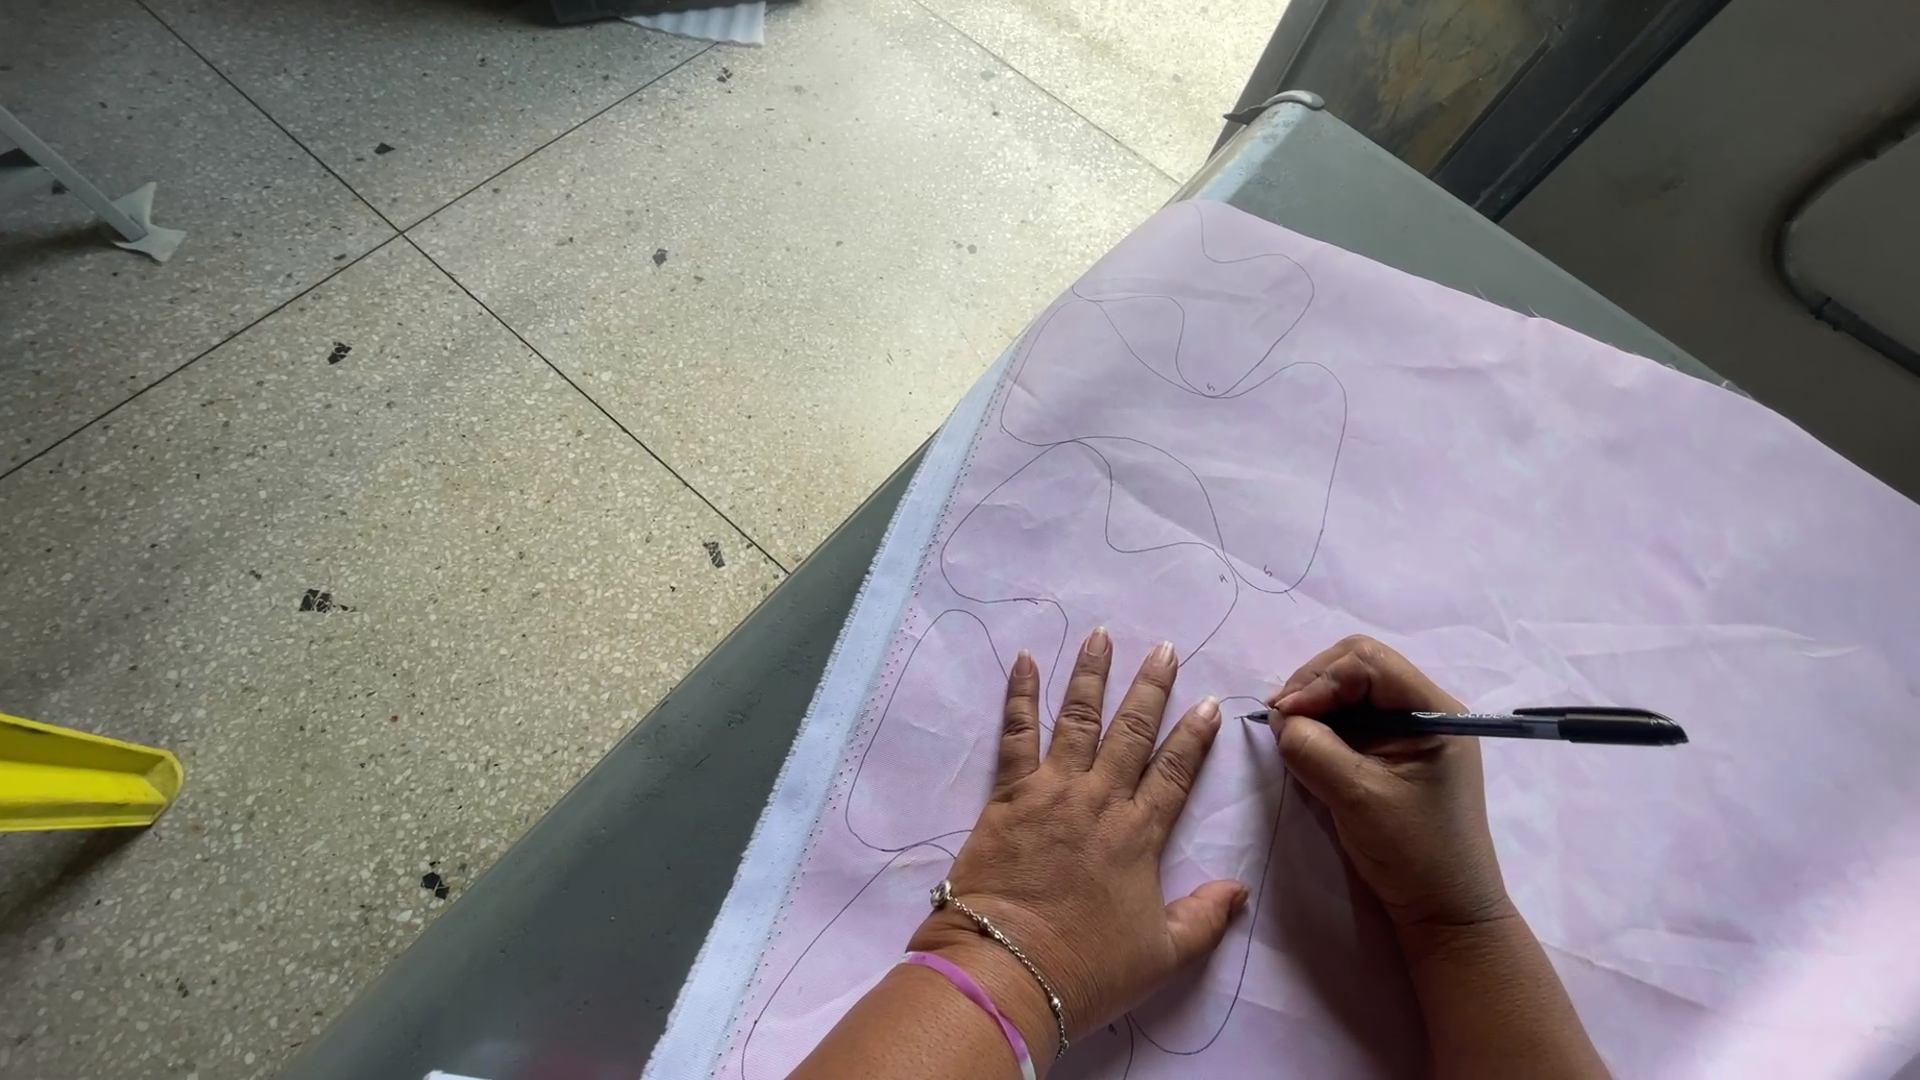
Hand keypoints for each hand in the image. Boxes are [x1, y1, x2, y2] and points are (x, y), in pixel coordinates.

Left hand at [907, 628, 1248, 1060]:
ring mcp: (1054, 789)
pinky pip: (1018, 733)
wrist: (1009, 969)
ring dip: (1091, 675)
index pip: (1174, 773)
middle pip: (1131, 732)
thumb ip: (1204, 918)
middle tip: (1163, 648)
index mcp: (1139, 835)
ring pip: (1079, 719)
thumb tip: (1240, 889)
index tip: (1208, 703)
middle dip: (1150, 687)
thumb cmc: (1086, 969)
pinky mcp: (1011, 791)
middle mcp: (1100, 800)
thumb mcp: (1162, 956)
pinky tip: (1026, 660)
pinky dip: (1021, 694)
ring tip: (1101, 636)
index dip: (1194, 738)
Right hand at [1267, 635, 1513, 933]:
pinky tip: (1304, 742)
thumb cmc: (1411, 851)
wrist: (1442, 910)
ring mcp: (1405, 727)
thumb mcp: (1354, 795)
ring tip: (1290, 731)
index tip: (1286, 715)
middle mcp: (1421, 708)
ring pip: (1346, 685)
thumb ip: (1311, 746)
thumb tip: (1279, 717)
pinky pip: (1346, 713)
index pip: (1366, 660)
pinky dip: (1319, 720)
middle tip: (1282, 718)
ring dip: (1312, 701)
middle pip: (1355, 664)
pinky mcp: (1388, 746)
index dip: (1319, 679)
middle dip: (1312, 684)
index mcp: (1432, 711)